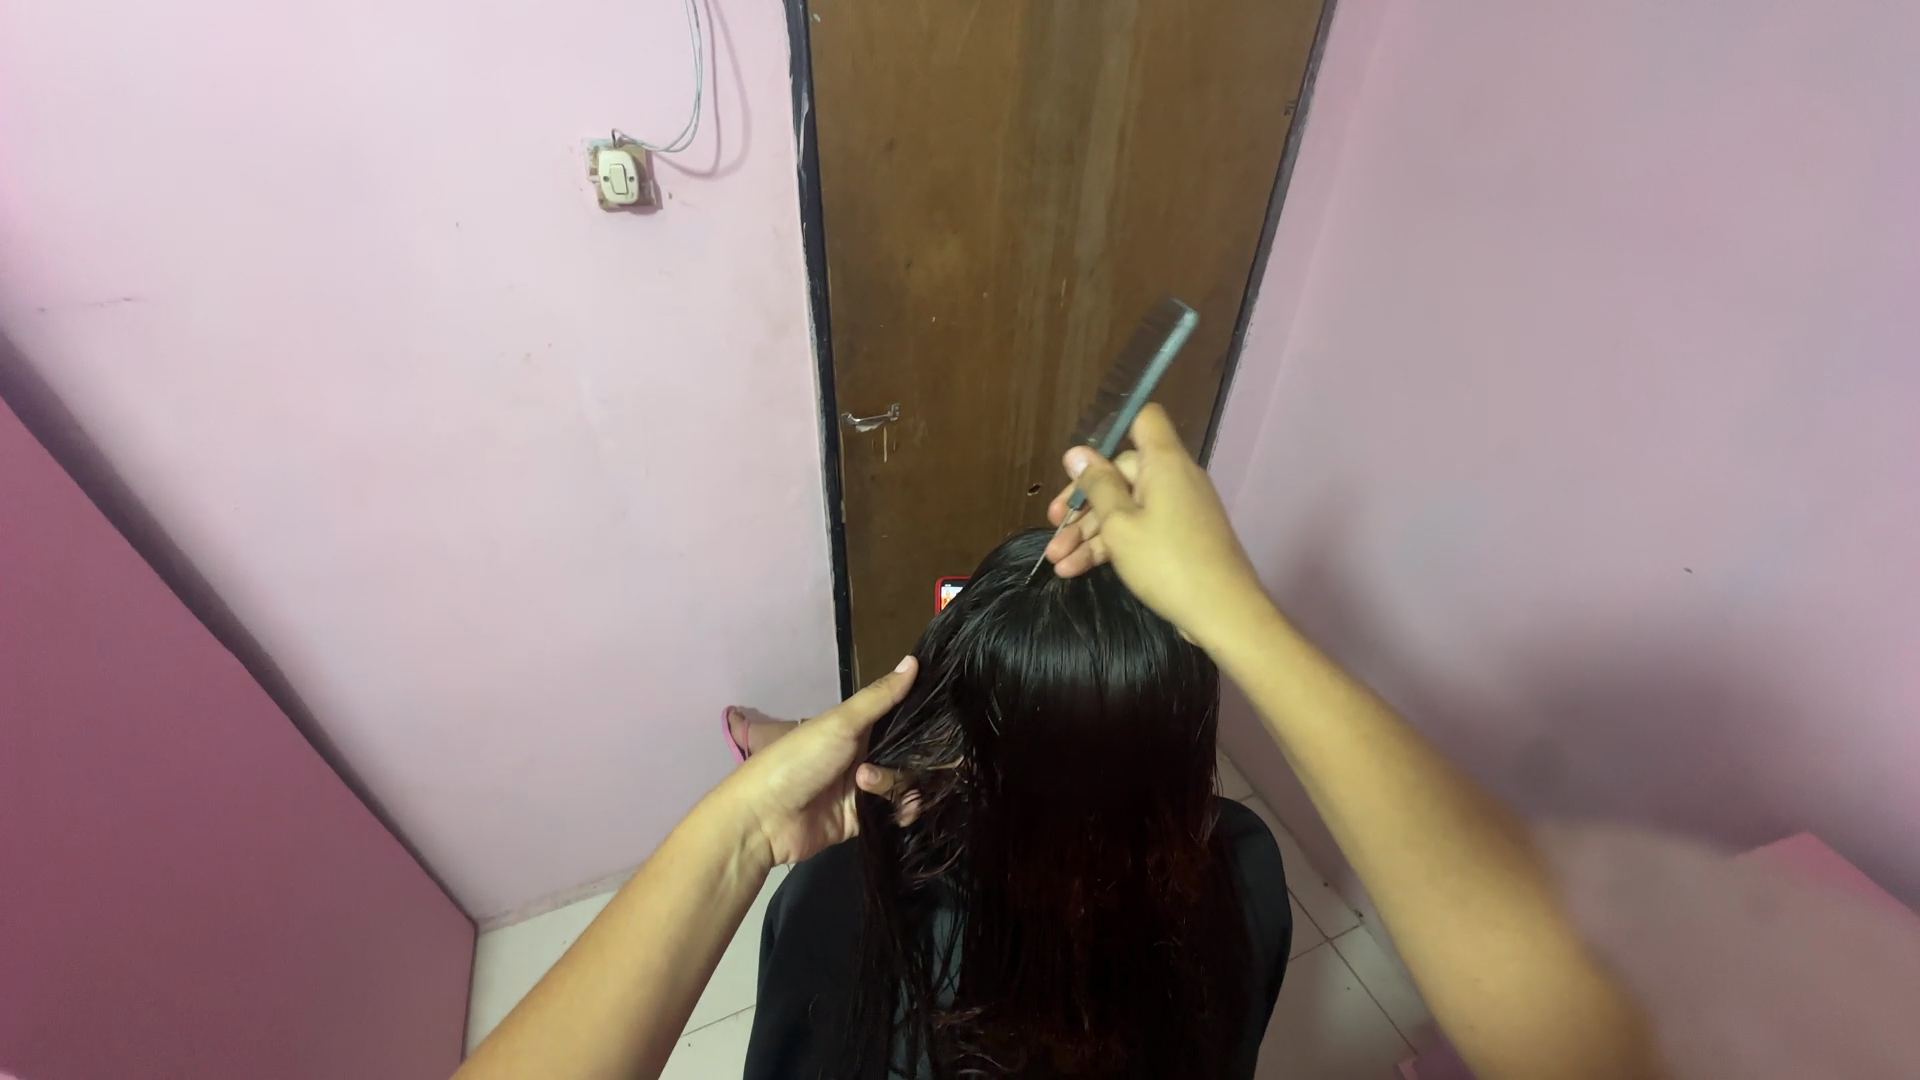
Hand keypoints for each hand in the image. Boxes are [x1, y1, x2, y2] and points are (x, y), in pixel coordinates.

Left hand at [714, 658, 921, 866]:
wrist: (764, 819)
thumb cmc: (799, 760)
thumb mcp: (841, 723)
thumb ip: (880, 697)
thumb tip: (915, 659)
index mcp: (857, 727)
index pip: (900, 717)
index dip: (921, 719)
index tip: (947, 721)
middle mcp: (864, 754)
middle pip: (908, 753)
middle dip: (912, 759)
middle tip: (904, 762)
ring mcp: (864, 788)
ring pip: (904, 782)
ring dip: (894, 785)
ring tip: (867, 789)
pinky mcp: (863, 818)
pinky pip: (896, 812)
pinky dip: (902, 811)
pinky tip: (901, 811)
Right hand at [1043, 404, 1272, 650]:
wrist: (1222, 614)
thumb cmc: (1167, 562)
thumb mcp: (1119, 524)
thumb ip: (1096, 486)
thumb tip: (1076, 453)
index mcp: (1163, 462)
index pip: (1143, 419)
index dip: (1113, 426)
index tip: (1082, 456)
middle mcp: (1172, 478)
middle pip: (1120, 473)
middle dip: (1082, 501)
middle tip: (1051, 524)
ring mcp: (1176, 510)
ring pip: (1124, 508)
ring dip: (1088, 533)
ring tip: (1055, 560)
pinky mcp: (1177, 538)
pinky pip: (1138, 530)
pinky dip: (1110, 546)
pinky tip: (1074, 570)